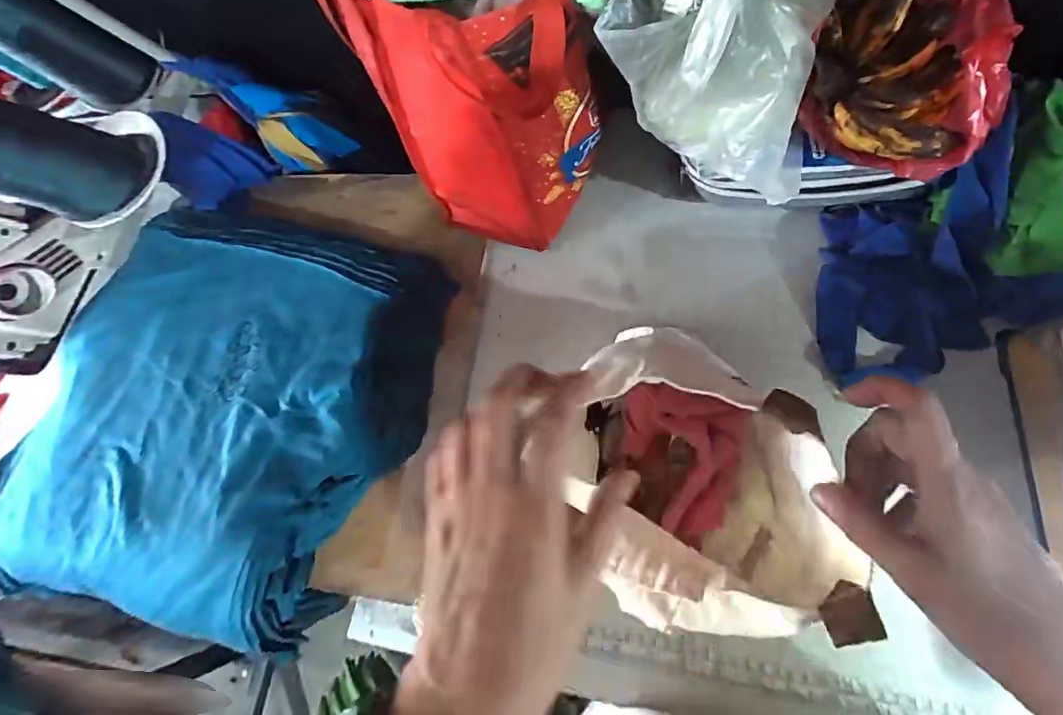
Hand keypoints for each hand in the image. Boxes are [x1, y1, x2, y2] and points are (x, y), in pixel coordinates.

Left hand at [395, 366, 636, 714]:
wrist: (465, 694)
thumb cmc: (535, 642)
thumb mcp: (585, 584)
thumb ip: (606, 519)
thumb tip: (629, 473)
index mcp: (535, 508)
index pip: (552, 424)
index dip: (572, 389)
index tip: (591, 379)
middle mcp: (490, 493)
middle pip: (497, 407)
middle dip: (526, 379)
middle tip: (553, 383)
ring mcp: (455, 504)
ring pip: (465, 425)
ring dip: (494, 405)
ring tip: (521, 409)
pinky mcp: (434, 520)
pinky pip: (440, 458)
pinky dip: (461, 435)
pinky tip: (479, 443)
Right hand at [812, 375, 1062, 714]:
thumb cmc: (983, 611)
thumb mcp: (911, 571)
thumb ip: (862, 524)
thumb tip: (818, 487)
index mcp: (946, 476)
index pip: (918, 404)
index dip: (880, 385)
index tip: (844, 397)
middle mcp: (961, 472)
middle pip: (904, 432)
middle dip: (867, 453)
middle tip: (850, 502)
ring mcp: (974, 491)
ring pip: (916, 459)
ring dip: (883, 477)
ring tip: (868, 524)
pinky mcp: (982, 512)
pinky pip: (933, 484)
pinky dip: (904, 496)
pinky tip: (898, 539)